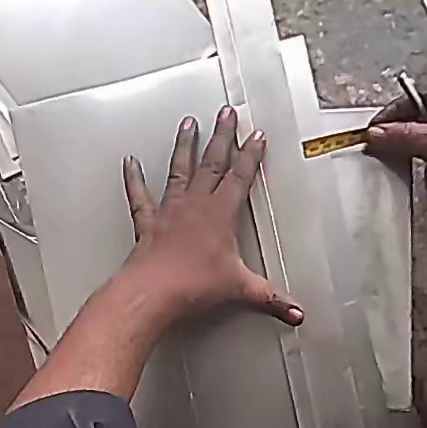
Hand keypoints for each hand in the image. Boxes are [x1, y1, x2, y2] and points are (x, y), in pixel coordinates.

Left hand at [116, 106, 303, 327]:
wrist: (153, 292)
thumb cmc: (192, 286)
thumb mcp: (240, 290)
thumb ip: (271, 299)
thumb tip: (296, 314)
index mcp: (220, 214)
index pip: (241, 176)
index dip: (251, 155)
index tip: (257, 135)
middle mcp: (195, 205)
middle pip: (212, 162)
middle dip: (222, 136)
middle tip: (226, 113)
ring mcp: (169, 211)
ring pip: (178, 169)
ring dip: (184, 146)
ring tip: (188, 123)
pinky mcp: (148, 223)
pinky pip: (139, 195)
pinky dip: (134, 179)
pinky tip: (130, 163)